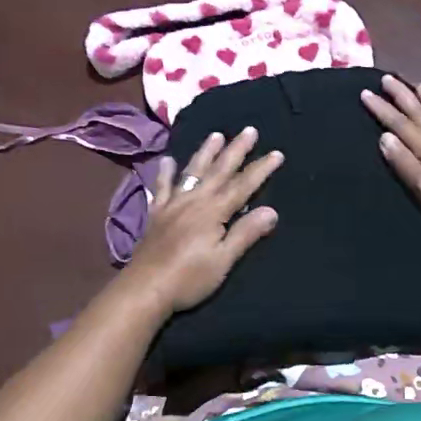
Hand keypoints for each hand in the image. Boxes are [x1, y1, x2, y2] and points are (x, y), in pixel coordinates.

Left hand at [124, 127, 282, 312]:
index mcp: (213, 212)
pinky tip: (167, 161)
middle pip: (219, 171)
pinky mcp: (156, 214)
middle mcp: (194, 201)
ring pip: (193, 172)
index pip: (243, 186)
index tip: (277, 153)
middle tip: (249, 130)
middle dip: (236, 150)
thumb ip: (246, 233)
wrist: (144, 289)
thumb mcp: (224, 260)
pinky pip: (162, 187)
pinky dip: (165, 173)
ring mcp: (173, 205)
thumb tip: (272, 210)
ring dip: (206, 153)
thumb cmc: (189, 278)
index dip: (261, 169)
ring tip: (216, 135)